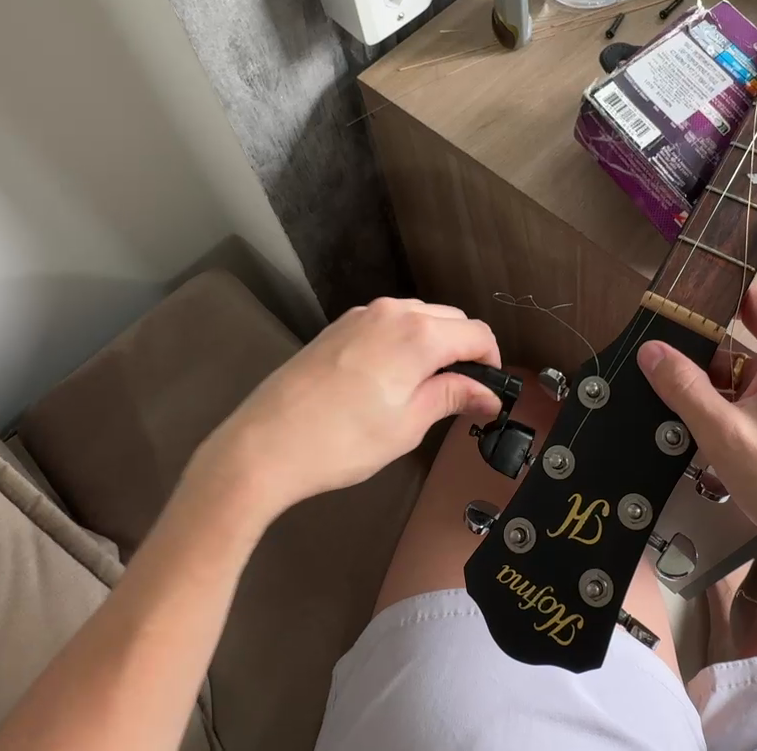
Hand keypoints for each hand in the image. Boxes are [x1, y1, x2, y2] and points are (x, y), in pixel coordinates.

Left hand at [195, 298, 501, 517]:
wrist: (265, 444)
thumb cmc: (341, 441)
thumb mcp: (408, 424)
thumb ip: (453, 397)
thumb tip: (489, 395)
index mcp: (418, 334)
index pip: (477, 333)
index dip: (491, 362)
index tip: (488, 393)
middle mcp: (393, 312)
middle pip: (450, 319)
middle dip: (464, 351)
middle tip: (460, 395)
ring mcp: (362, 315)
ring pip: (419, 316)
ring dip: (433, 343)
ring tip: (424, 388)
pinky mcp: (339, 325)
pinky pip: (388, 322)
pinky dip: (404, 341)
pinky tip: (390, 378)